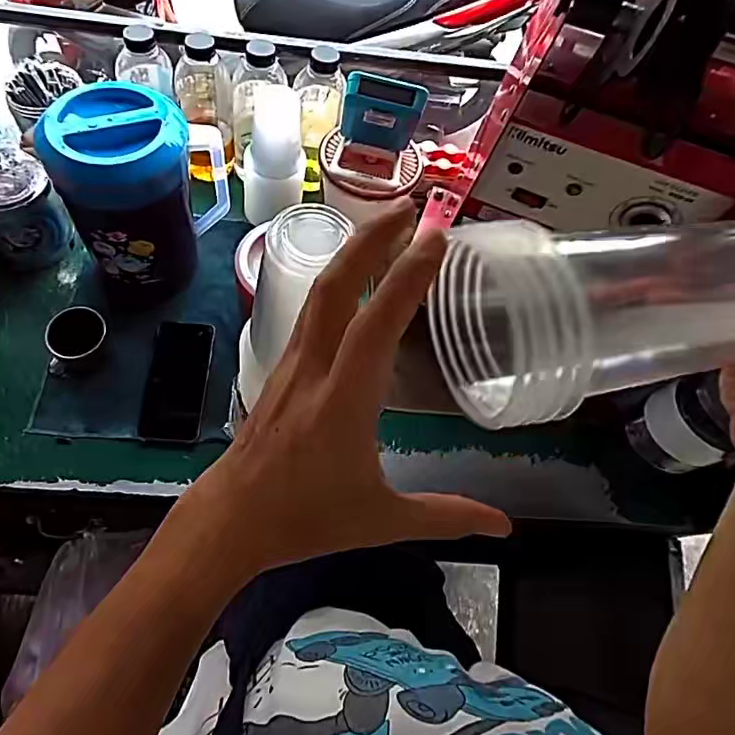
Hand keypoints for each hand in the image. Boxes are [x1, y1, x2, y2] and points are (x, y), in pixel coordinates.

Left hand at [169, 209, 511, 578]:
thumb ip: (445, 515)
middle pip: (338, 286)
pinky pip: (311, 308)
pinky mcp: (282, 364)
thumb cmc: (306, 519)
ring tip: (387, 225)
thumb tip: (503, 526)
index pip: (377, 324)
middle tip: (410, 207)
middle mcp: (316, 367)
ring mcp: (293, 361)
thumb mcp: (382, 520)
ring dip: (354, 251)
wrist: (230, 518)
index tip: (435, 237)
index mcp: (345, 401)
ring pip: (320, 291)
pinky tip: (354, 274)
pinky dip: (337, 278)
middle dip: (373, 239)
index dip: (408, 277)